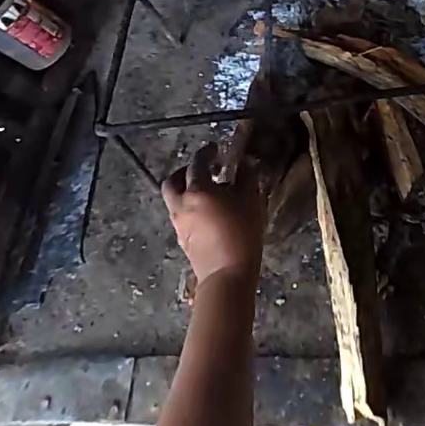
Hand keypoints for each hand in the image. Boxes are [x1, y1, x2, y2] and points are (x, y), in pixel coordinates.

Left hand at [162, 143, 263, 283]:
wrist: (226, 276)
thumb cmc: (241, 234)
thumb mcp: (251, 202)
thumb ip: (246, 179)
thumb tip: (244, 165)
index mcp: (197, 191)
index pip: (197, 163)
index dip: (206, 153)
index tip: (215, 149)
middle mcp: (181, 204)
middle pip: (173, 181)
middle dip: (185, 172)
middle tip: (203, 171)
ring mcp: (179, 224)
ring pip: (174, 200)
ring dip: (186, 190)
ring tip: (208, 192)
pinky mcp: (182, 239)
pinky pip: (181, 215)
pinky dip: (190, 207)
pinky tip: (208, 213)